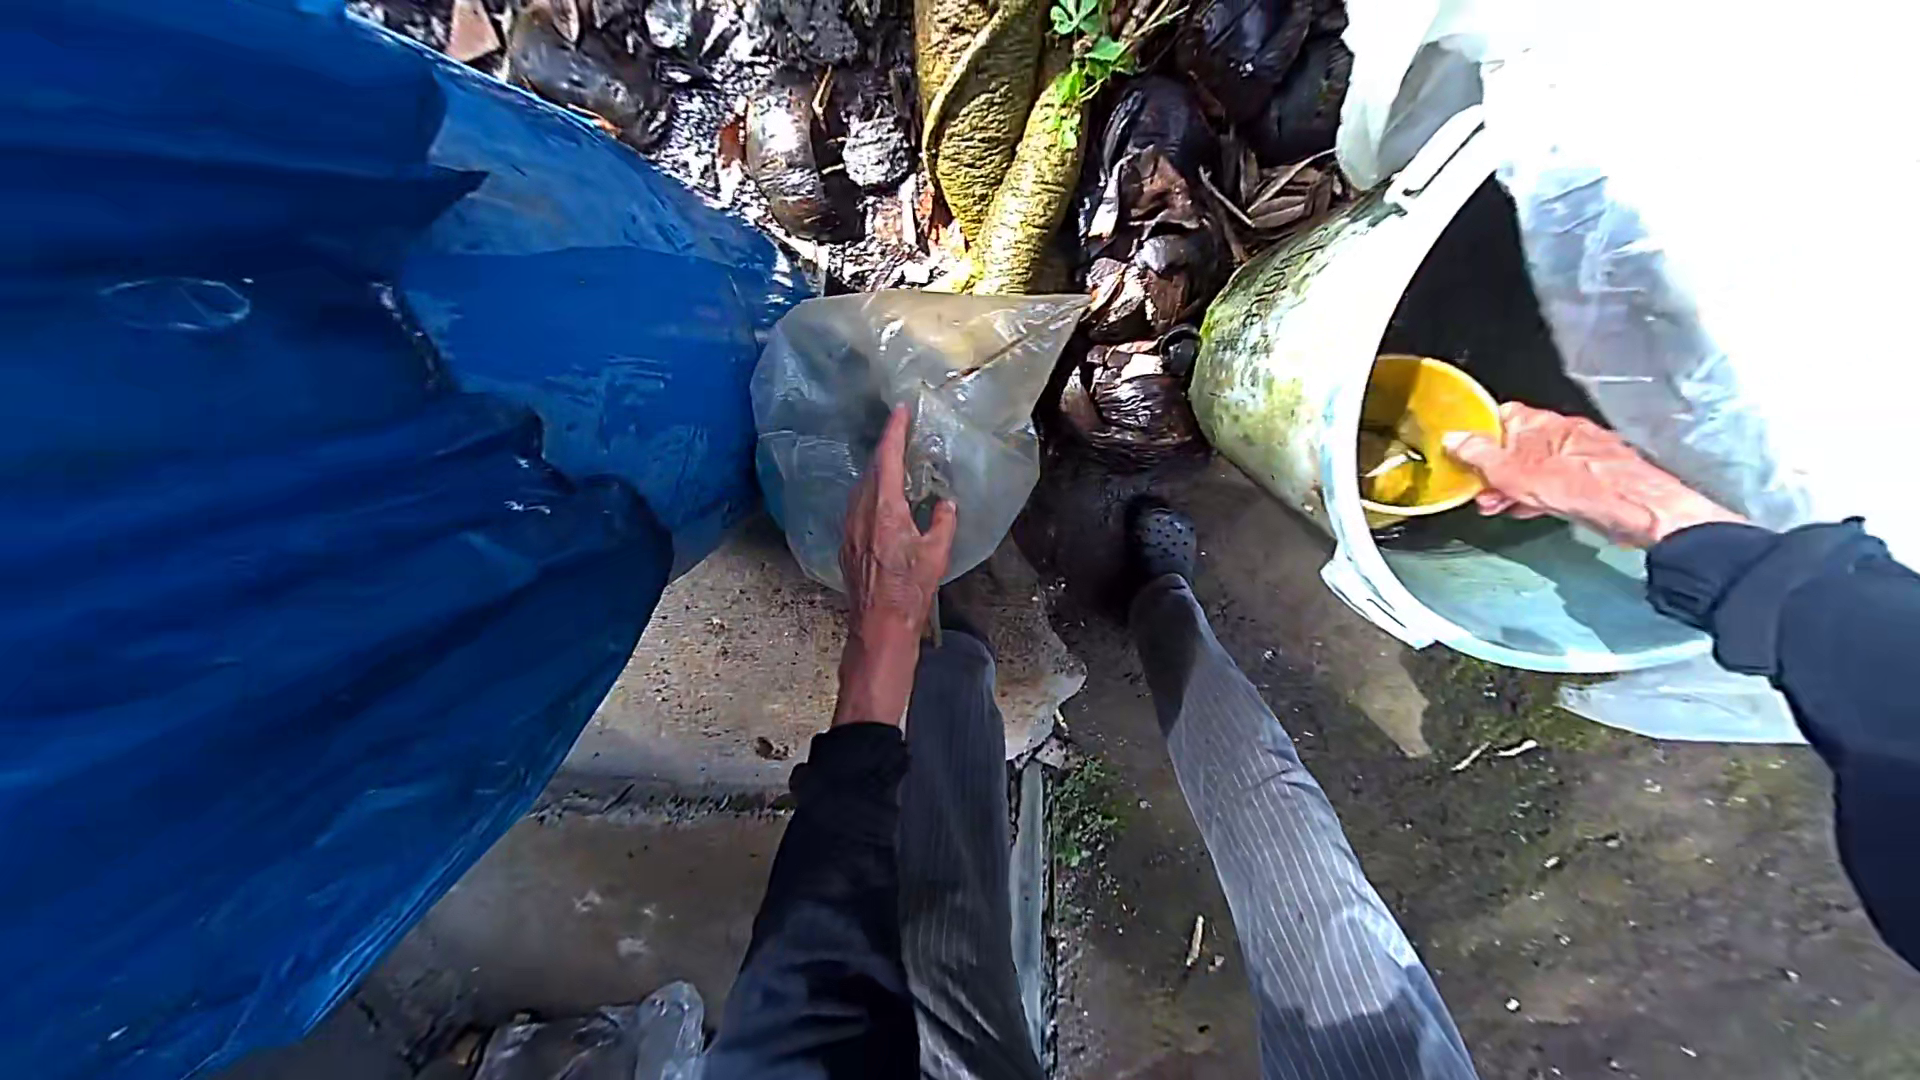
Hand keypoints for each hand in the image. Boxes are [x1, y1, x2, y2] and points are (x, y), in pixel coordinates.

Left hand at [832, 404, 957, 726]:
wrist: (879, 622)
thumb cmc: (910, 589)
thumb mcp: (937, 554)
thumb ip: (943, 522)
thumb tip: (946, 504)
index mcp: (884, 509)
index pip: (887, 459)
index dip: (894, 432)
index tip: (900, 411)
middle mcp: (861, 511)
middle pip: (871, 468)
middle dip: (886, 447)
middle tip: (901, 431)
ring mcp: (849, 526)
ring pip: (861, 486)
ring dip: (877, 470)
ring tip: (894, 461)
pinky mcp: (846, 541)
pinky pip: (857, 504)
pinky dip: (871, 491)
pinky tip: (882, 497)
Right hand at [1442, 402, 1744, 548]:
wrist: (1635, 509)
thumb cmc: (1573, 485)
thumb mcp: (1506, 470)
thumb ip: (1475, 453)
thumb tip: (1453, 437)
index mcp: (1538, 422)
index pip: (1499, 415)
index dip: (1477, 432)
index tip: (1462, 450)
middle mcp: (1561, 430)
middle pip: (1514, 444)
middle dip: (1492, 469)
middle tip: (1479, 490)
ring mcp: (1581, 452)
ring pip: (1533, 465)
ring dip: (1511, 485)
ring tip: (1499, 505)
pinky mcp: (1595, 473)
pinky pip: (1554, 479)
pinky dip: (1537, 492)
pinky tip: (1529, 507)